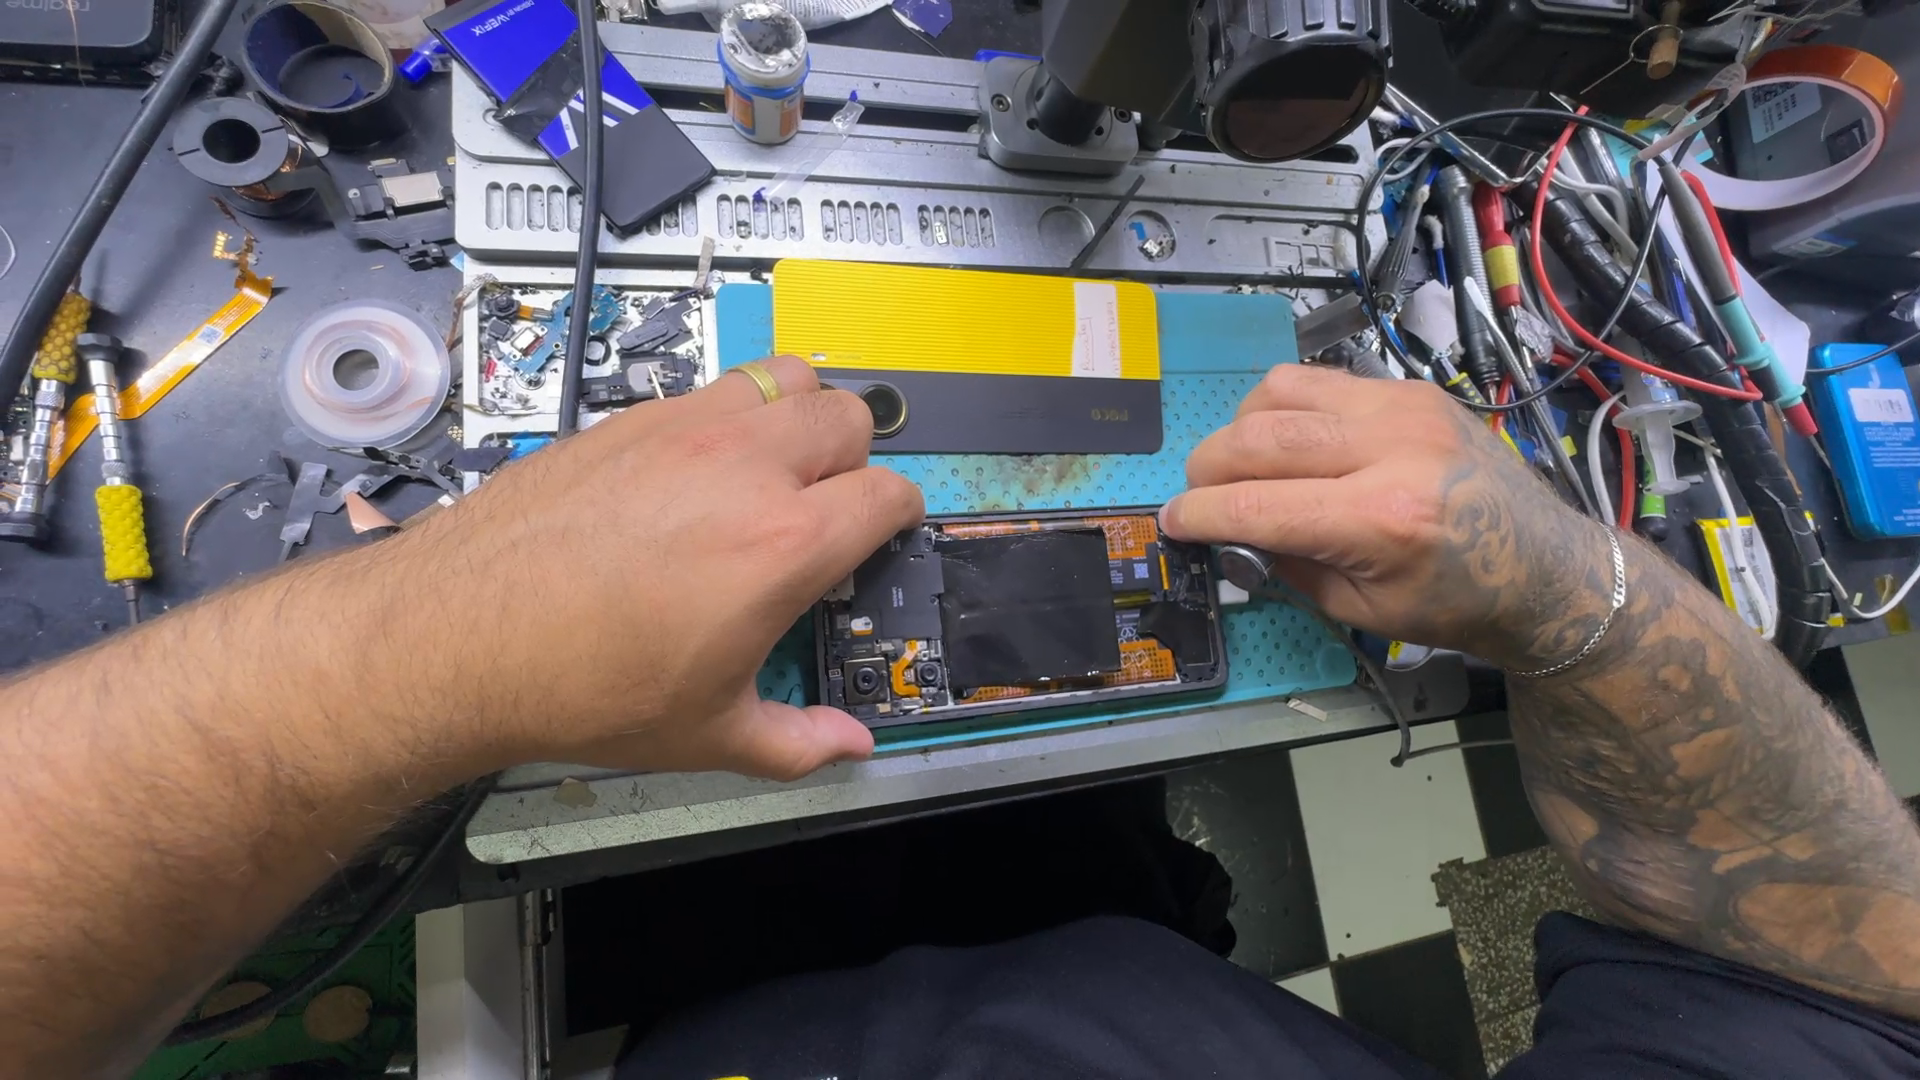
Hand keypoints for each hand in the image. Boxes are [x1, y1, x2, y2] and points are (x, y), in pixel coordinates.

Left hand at [376, 355, 924, 779]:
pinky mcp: (635, 417)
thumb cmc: (590, 690)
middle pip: (850, 417)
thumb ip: (802, 742)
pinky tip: (701, 468)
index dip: (901, 513)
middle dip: (856, 459)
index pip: (887, 494)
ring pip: (789, 378)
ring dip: (803, 416)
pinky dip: (739, 413)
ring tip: (776, 465)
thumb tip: (855, 748)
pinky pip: (720, 385)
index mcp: (784, 545)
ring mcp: (689, 430)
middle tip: (824, 506)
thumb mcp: (712, 732)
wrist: (455, 638)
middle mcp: (748, 468)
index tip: (883, 534)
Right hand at [1159, 365, 1611, 668]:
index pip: (1255, 506)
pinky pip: (1313, 380)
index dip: (1197, 513)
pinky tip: (1287, 438)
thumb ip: (1282, 563)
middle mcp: (1390, 449)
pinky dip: (1279, 408)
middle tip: (1197, 494)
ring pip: (1276, 394)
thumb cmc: (1450, 603)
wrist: (1547, 567)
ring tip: (1243, 463)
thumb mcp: (1354, 608)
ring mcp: (1401, 407)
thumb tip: (1227, 530)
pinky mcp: (1407, 389)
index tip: (1171, 521)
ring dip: (1239, 430)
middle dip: (1205, 469)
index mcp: (1381, 520)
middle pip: (1256, 439)